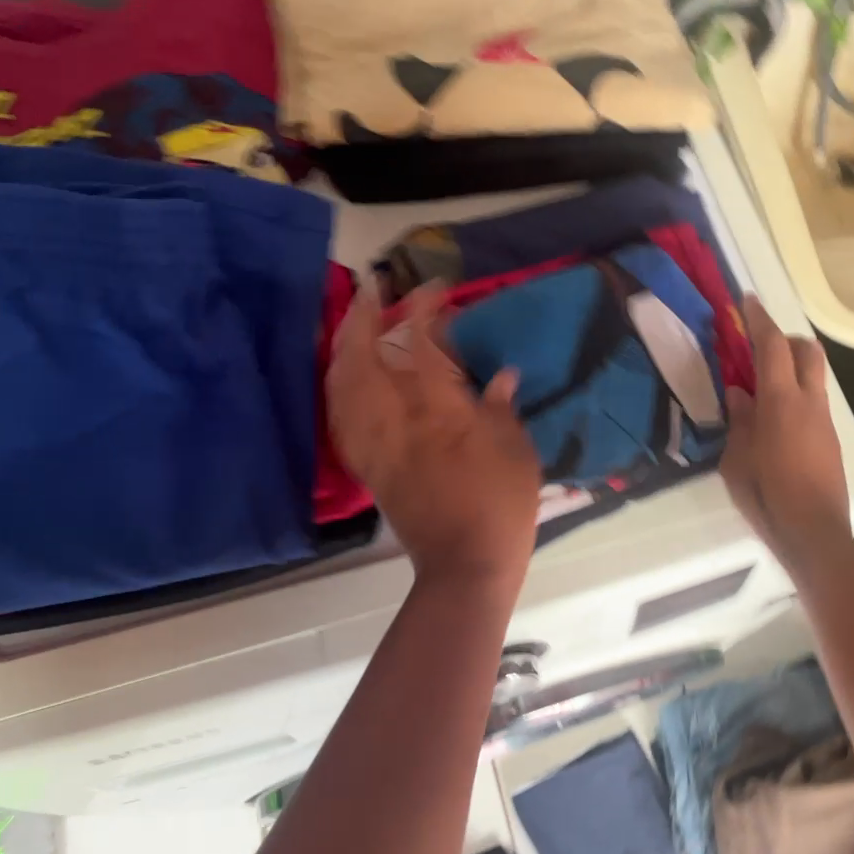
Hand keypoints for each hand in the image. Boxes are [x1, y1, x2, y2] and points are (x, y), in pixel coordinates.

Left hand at [328, 282, 540, 592]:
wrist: (466, 565)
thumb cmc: (502, 507)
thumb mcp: (516, 451)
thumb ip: (501, 408)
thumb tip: (501, 375)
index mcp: (439, 412)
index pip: (420, 346)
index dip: (423, 310)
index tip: (433, 287)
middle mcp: (397, 421)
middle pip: (363, 357)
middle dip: (362, 315)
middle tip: (369, 287)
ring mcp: (376, 445)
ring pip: (343, 385)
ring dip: (342, 346)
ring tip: (349, 323)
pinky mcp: (369, 467)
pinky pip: (341, 420)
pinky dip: (338, 390)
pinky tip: (343, 378)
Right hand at [721, 296, 851, 563]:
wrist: (814, 533)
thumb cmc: (767, 497)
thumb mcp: (737, 460)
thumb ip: (740, 421)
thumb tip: (740, 394)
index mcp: (781, 402)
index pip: (772, 347)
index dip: (759, 320)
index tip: (747, 301)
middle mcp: (809, 403)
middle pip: (806, 351)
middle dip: (784, 339)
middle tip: (759, 347)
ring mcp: (824, 420)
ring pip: (813, 376)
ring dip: (791, 369)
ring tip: (762, 388)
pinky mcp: (830, 439)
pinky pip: (813, 401)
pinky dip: (795, 394)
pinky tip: (775, 420)